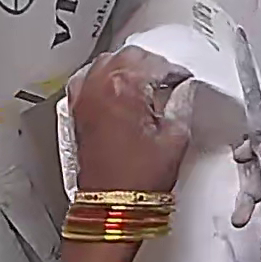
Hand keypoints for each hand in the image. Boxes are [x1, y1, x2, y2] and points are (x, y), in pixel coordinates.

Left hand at [69, 47, 194, 192]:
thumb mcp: (175, 138)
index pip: (155, 64)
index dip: (175, 72)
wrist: (112, 206)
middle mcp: (99, 88)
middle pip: (129, 56)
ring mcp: (85, 99)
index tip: (182, 80)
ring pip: (106, 62)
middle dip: (151, 64)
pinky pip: (88, 79)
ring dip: (127, 67)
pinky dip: (104, 78)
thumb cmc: (136, 180)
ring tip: (145, 82)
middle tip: (168, 79)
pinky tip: (116, 88)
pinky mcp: (78, 112)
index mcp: (125, 88)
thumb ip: (181, 106)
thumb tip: (183, 92)